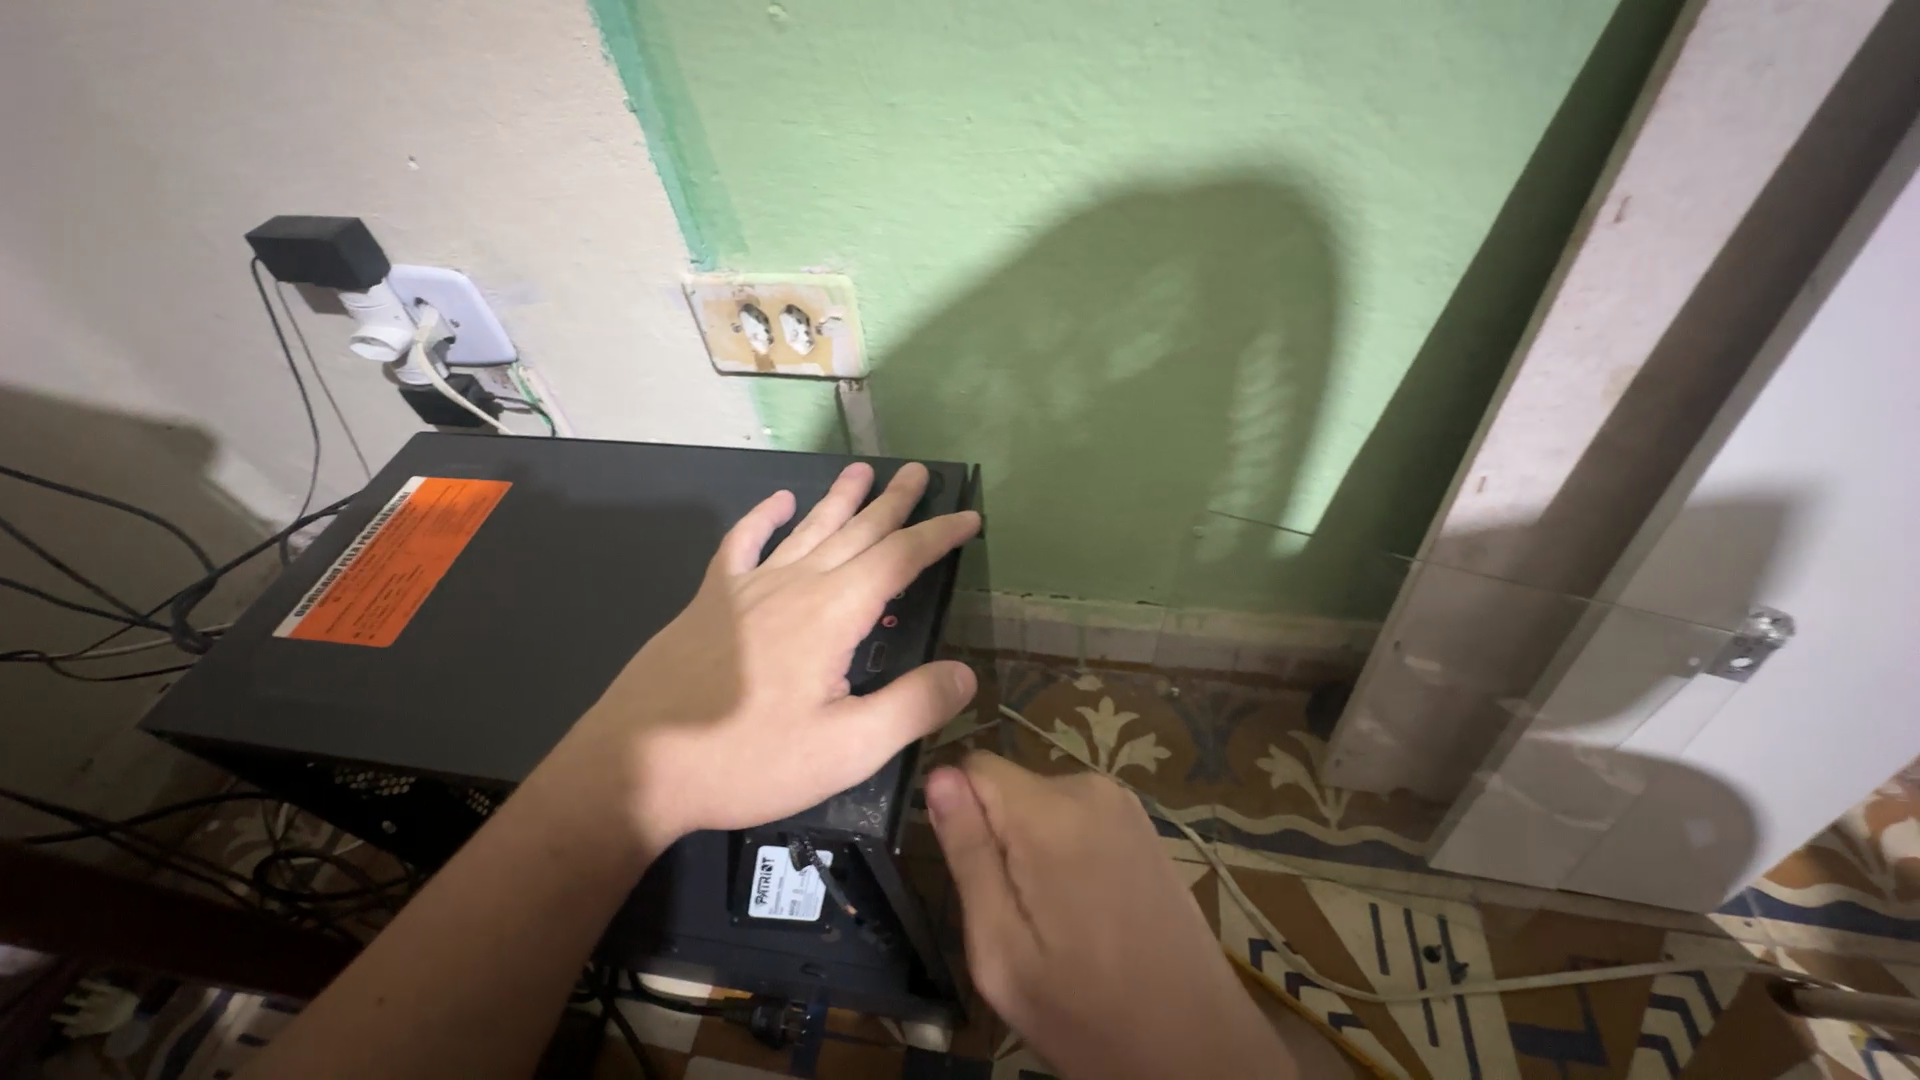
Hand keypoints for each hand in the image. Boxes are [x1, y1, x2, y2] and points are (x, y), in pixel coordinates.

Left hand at [546, 462, 980, 853]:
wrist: (637, 765)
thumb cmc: (749, 760)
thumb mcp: (847, 749)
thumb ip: (913, 707)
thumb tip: (966, 673)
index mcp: (832, 614)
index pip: (899, 559)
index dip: (938, 536)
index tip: (969, 516)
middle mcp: (794, 586)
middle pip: (855, 532)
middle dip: (893, 503)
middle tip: (919, 471)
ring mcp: (747, 589)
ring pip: (807, 530)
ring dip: (839, 499)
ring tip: (863, 471)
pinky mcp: (710, 601)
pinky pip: (742, 545)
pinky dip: (763, 518)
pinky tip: (778, 502)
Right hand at [927, 753, 1298, 1079]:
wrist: (1197, 1048)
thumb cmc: (1086, 1011)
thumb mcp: (1001, 948)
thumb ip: (968, 854)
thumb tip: (939, 777)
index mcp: (1049, 813)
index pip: (973, 767)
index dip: (960, 815)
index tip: (975, 876)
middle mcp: (1089, 788)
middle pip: (1010, 788)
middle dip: (1000, 838)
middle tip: (1018, 917)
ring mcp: (1125, 804)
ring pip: (1042, 804)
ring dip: (1034, 849)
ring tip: (1056, 921)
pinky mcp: (1146, 825)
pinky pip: (1078, 818)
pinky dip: (1069, 852)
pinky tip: (1089, 911)